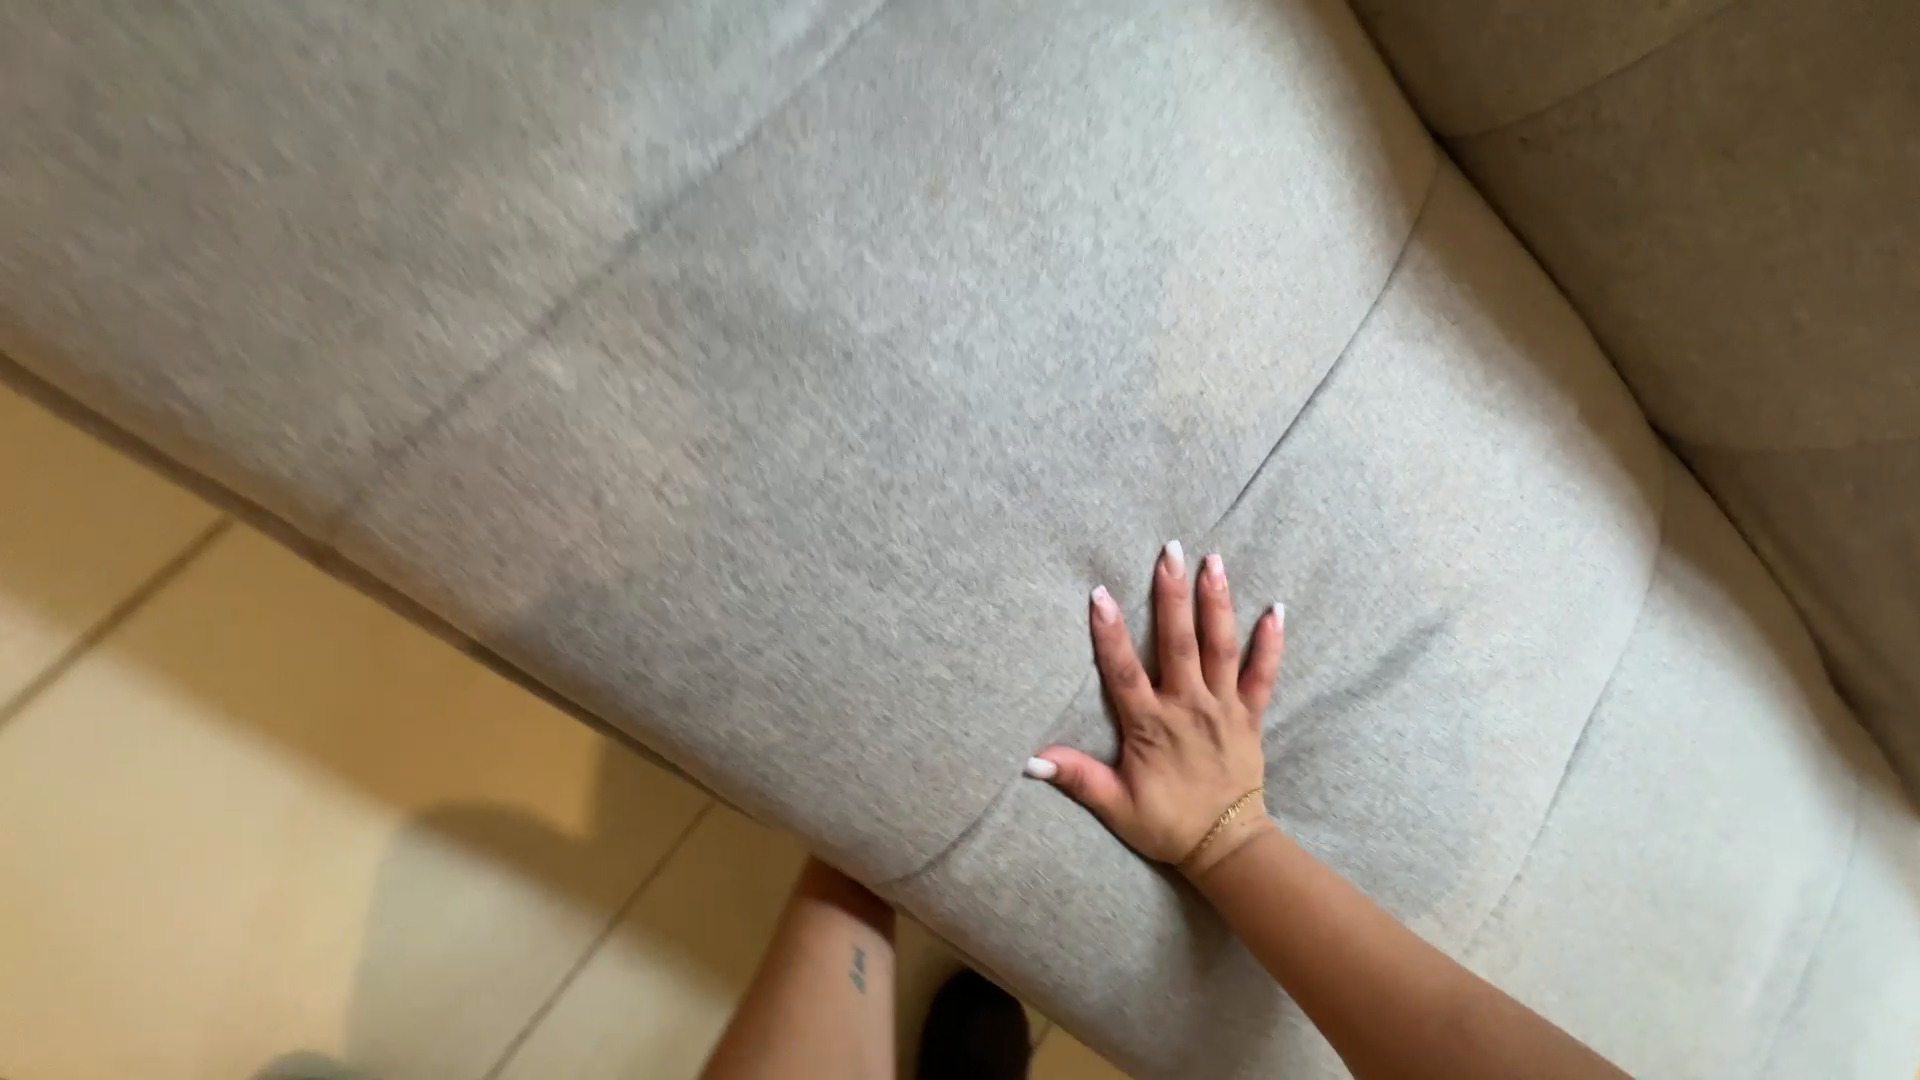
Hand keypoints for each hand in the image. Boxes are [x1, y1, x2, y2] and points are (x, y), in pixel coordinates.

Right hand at [1028, 542, 1284, 876]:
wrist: (1229, 848)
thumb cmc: (1167, 825)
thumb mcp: (1116, 806)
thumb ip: (1078, 778)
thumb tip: (1030, 759)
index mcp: (1152, 726)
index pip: (1124, 672)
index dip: (1109, 633)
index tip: (1101, 593)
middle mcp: (1189, 708)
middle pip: (1178, 643)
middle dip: (1172, 595)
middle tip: (1170, 551)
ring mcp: (1223, 709)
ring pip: (1220, 648)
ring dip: (1216, 603)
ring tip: (1214, 560)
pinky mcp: (1249, 717)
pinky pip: (1263, 675)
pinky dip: (1271, 642)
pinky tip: (1276, 609)